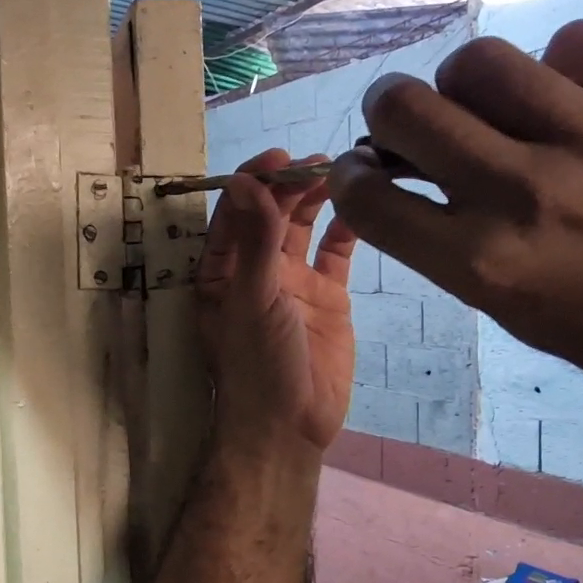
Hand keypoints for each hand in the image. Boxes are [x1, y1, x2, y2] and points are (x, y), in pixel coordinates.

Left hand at [195, 150, 357, 455]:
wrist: (290, 426)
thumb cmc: (257, 364)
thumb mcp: (252, 299)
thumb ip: (253, 241)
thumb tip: (244, 182)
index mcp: (222, 269)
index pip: (235, 212)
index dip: (254, 181)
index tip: (279, 157)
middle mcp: (255, 269)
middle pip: (271, 214)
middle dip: (290, 185)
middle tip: (319, 161)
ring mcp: (293, 281)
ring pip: (303, 227)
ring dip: (316, 199)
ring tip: (341, 169)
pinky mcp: (327, 296)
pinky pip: (335, 252)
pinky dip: (346, 229)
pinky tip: (361, 205)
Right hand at [328, 20, 582, 413]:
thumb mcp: (512, 308)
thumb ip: (445, 239)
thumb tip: (397, 170)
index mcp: (485, 264)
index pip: (365, 196)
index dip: (348, 176)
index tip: (362, 170)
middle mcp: (526, 193)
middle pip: (402, 106)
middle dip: (387, 112)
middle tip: (409, 122)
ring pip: (477, 60)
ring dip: (466, 85)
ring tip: (496, 107)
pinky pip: (570, 43)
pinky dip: (558, 68)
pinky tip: (576, 100)